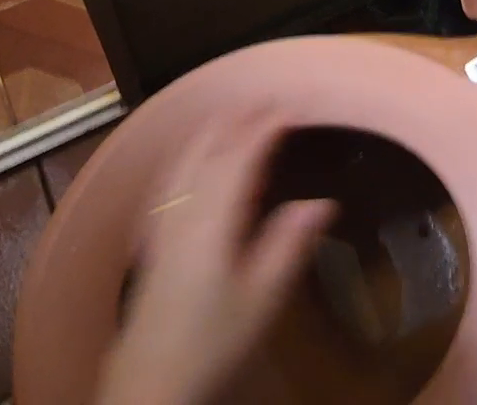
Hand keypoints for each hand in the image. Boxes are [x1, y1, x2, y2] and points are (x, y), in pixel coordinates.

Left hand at [96, 111, 335, 404]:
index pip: (241, 155)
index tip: (290, 107)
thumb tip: (323, 202)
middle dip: (239, 117)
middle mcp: (186, 206)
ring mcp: (165, 217)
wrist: (153, 376)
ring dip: (213, 128)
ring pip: (187, 155)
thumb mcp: (263, 297)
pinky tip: (194, 152)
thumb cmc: (215, 338)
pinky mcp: (154, 231)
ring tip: (236, 112)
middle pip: (210, 146)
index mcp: (215, 217)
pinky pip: (172, 173)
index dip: (265, 126)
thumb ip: (289, 244)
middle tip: (268, 100)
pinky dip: (189, 149)